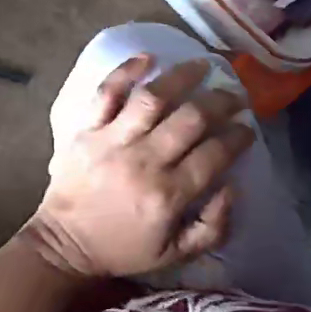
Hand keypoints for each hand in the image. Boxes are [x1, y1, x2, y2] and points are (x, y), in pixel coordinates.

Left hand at [23, 57, 254, 278]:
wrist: (63, 244)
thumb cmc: (122, 248)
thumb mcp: (176, 255)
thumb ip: (213, 227)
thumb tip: (234, 186)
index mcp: (168, 194)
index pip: (215, 155)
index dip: (238, 137)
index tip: (247, 128)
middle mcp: (144, 161)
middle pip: (191, 119)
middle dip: (221, 101)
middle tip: (235, 94)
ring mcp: (112, 140)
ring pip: (153, 98)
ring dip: (182, 76)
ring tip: (202, 65)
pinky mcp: (86, 129)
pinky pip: (106, 92)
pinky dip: (126, 71)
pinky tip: (148, 56)